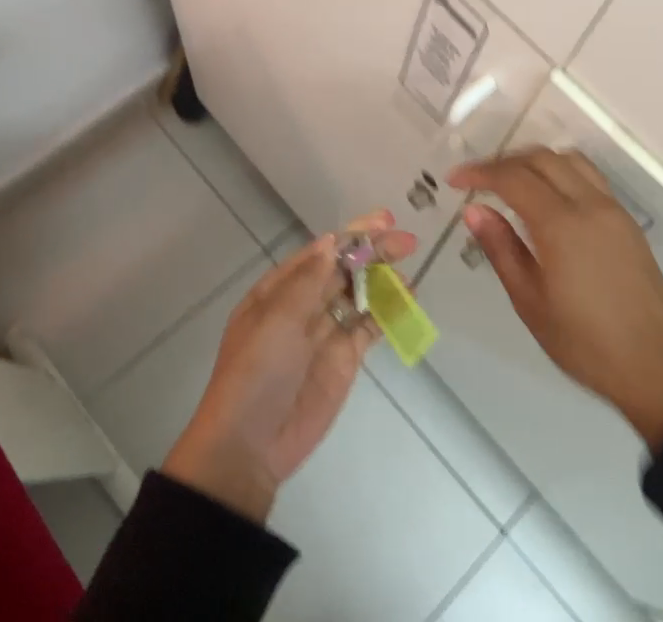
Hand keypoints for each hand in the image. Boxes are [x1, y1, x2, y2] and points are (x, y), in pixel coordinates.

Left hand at [163, 212, 416, 521]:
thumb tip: (331, 241)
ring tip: (410, 265)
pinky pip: (369, 327)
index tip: (383, 220)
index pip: (319, 253)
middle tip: (407, 240)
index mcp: (277, 291)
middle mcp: (302, 306)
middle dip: (373, 252)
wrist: (251, 442)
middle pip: (343, 270)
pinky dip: (388, 311)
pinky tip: (408, 298)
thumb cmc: (256, 373)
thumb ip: (308, 281)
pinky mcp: (344, 359)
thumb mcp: (276, 320)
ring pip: (358, 295)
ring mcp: (325, 333)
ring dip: (383, 279)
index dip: (350, 235)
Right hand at [449, 148, 662, 451]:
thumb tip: (475, 210)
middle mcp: (591, 206)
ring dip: (535, 162)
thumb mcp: (530, 301)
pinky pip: (590, 178)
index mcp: (562, 225)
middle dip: (505, 162)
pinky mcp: (627, 223)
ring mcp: (614, 211)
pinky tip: (545, 199)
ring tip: (508, 183)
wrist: (657, 365)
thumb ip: (501, 249)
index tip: (454, 180)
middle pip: (543, 159)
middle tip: (476, 180)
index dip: (480, 172)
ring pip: (571, 162)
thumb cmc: (584, 343)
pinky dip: (560, 173)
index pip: (514, 178)